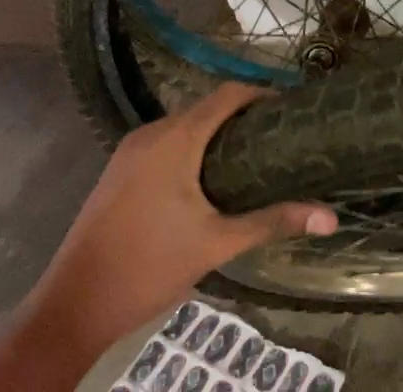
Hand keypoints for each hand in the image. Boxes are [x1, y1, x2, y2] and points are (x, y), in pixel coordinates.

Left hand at [26, 84, 336, 353]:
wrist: (71, 309)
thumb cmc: (148, 266)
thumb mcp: (218, 244)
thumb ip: (274, 221)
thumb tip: (331, 219)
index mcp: (175, 141)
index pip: (228, 94)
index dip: (263, 94)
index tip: (294, 109)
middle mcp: (150, 136)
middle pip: (207, 107)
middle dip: (245, 115)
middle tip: (282, 135)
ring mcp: (128, 154)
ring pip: (185, 125)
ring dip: (219, 131)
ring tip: (256, 153)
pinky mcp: (118, 173)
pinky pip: (166, 142)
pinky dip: (194, 145)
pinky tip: (213, 176)